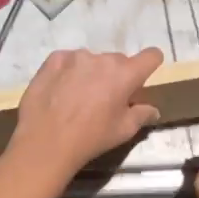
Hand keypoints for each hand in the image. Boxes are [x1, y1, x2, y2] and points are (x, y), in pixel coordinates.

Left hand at [5, 48, 163, 176]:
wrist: (46, 141)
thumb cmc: (91, 138)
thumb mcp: (123, 131)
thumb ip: (142, 114)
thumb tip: (152, 109)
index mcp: (125, 74)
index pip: (151, 56)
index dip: (150, 64)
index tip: (141, 77)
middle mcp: (102, 59)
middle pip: (118, 61)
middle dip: (117, 75)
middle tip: (105, 98)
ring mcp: (76, 56)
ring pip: (92, 60)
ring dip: (92, 72)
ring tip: (79, 96)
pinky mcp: (54, 60)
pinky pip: (69, 60)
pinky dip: (70, 71)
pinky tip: (62, 90)